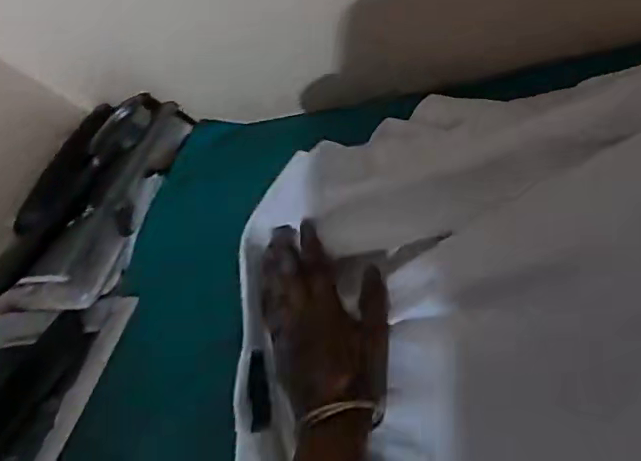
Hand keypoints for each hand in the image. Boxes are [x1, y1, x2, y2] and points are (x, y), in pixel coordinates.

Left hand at [260, 220, 387, 418]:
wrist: (333, 415)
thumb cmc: (359, 370)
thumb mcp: (375, 334)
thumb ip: (373, 299)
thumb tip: (372, 267)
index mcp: (326, 307)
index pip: (316, 268)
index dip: (311, 245)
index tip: (305, 225)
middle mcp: (302, 314)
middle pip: (290, 277)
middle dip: (284, 252)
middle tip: (279, 231)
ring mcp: (287, 331)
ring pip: (276, 294)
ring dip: (271, 271)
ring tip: (268, 252)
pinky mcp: (280, 347)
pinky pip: (269, 315)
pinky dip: (266, 297)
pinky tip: (265, 290)